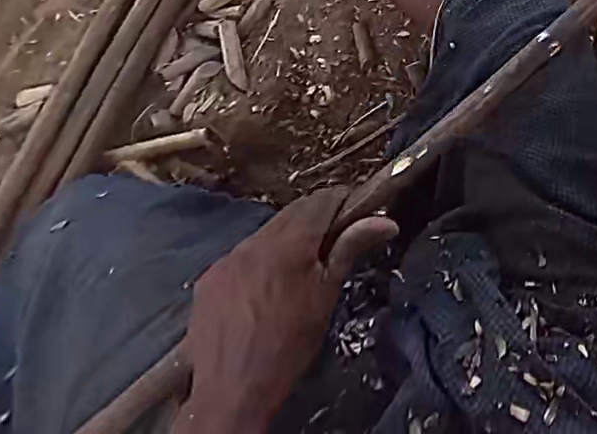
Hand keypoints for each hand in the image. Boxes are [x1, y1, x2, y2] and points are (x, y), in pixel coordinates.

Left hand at [175, 188, 397, 433]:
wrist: (231, 396)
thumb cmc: (290, 344)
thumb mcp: (327, 294)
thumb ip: (351, 247)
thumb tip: (387, 221)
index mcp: (289, 245)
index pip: (322, 199)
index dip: (343, 201)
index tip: (355, 214)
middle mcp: (255, 243)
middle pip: (295, 211)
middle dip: (317, 218)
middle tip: (332, 242)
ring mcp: (227, 260)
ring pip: (268, 230)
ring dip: (288, 237)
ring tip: (298, 268)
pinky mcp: (209, 279)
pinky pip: (243, 253)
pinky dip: (260, 258)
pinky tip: (265, 286)